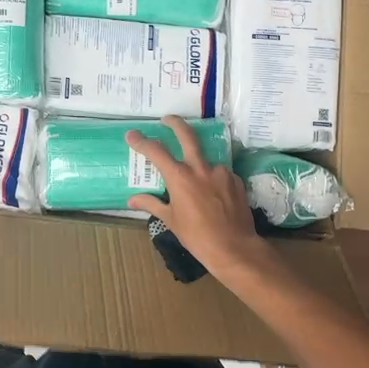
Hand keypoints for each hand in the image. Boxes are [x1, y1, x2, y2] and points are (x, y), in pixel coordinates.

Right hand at [124, 116, 271, 279]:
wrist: (234, 248)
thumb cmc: (197, 236)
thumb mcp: (171, 220)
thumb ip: (152, 204)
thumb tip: (132, 199)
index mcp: (179, 177)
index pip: (156, 151)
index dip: (142, 141)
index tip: (132, 135)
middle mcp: (200, 168)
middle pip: (187, 135)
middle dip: (175, 123)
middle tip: (167, 118)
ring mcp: (221, 172)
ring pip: (205, 161)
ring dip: (198, 166)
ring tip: (197, 186)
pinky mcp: (236, 180)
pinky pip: (220, 174)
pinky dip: (213, 180)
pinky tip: (213, 196)